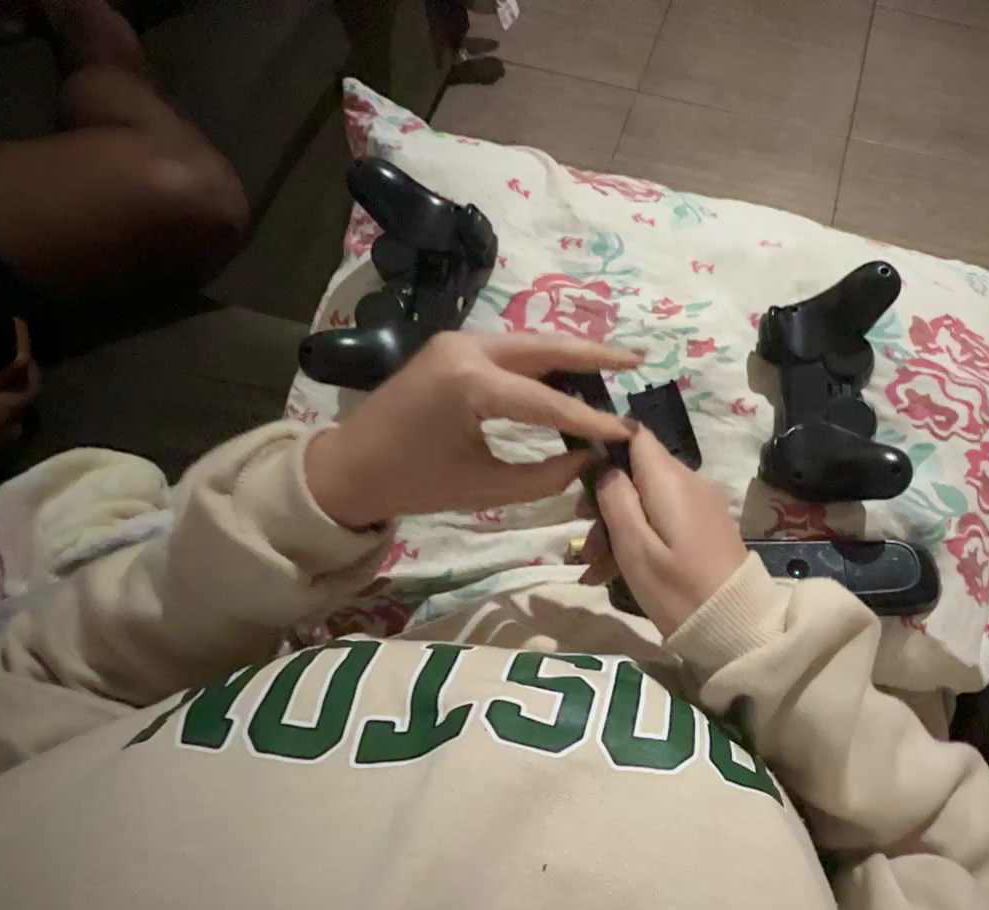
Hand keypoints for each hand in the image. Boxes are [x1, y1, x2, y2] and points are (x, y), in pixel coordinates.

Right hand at [0, 324, 39, 508]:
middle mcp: (11, 430)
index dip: (28, 358)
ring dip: (5, 390)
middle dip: (18, 372)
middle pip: (24, 396)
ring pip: (12, 411)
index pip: (30, 382)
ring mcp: (2, 445)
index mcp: (1, 414)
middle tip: (2, 349)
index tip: (19, 334)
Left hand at [303, 331, 640, 529]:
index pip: (549, 401)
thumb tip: (589, 459)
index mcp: (470, 385)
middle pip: (547, 346)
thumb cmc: (414, 483)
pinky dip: (547, 360)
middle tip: (640, 357)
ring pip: (532, 342)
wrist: (348, 467)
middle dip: (596, 353)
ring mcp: (459, 342)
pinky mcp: (455, 348)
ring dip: (573, 353)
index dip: (593, 420)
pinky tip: (573, 370)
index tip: (631, 431)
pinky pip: (513, 350)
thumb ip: (545, 475)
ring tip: (617, 362)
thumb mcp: (484, 488)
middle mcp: (467, 349)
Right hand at [581, 428, 749, 636]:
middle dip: (605, 502)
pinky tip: (612, 574)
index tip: (578, 477)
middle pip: (637, 473)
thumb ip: (616, 500)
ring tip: (594, 569)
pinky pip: (663, 521)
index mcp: (671, 480)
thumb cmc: (678, 590)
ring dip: (617, 529)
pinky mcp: (704, 529)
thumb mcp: (635, 548)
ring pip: (646, 501)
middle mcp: (690, 483)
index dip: (604, 447)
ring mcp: (700, 506)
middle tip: (584, 541)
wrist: (735, 628)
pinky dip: (638, 540)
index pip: (635, 436)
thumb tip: (605, 468)